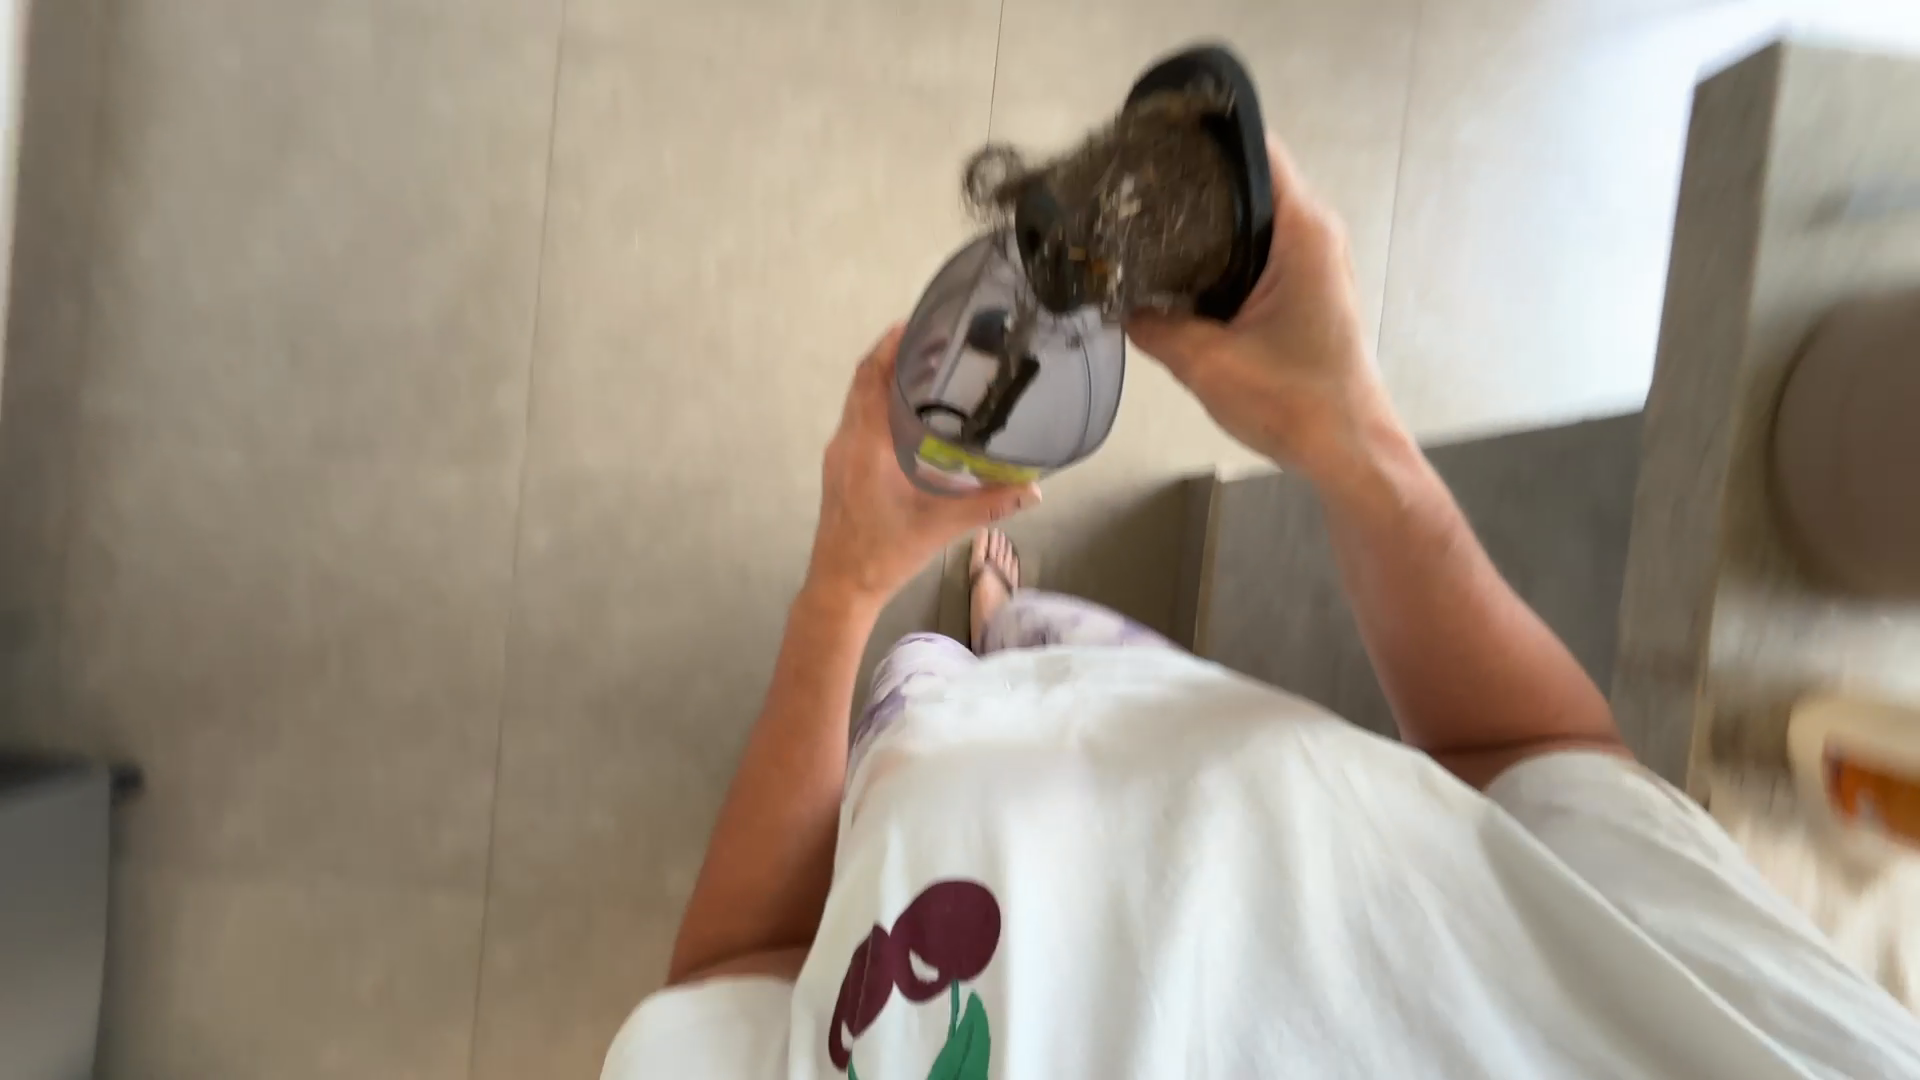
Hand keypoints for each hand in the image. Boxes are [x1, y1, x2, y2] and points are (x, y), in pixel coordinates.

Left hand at [805, 326, 1038, 607]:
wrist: (841, 587)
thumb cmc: (884, 554)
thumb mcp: (940, 527)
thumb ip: (988, 505)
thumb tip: (1034, 488)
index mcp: (866, 446)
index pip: (871, 378)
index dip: (891, 345)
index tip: (918, 322)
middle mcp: (846, 442)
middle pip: (863, 382)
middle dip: (892, 356)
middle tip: (932, 342)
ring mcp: (838, 455)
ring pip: (858, 401)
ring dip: (883, 380)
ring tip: (924, 370)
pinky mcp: (839, 469)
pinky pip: (857, 421)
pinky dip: (878, 404)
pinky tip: (906, 415)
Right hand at [1125, 136, 1394, 477]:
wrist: (1343, 449)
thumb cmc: (1288, 400)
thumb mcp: (1205, 362)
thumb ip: (1154, 327)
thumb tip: (1118, 307)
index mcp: (1301, 231)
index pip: (1254, 154)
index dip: (1203, 146)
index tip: (1152, 156)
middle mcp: (1314, 234)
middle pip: (1247, 189)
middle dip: (1192, 193)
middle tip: (1133, 205)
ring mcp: (1313, 265)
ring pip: (1249, 228)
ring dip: (1204, 234)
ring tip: (1145, 238)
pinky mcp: (1304, 295)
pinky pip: (1255, 260)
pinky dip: (1220, 265)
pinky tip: (1180, 283)